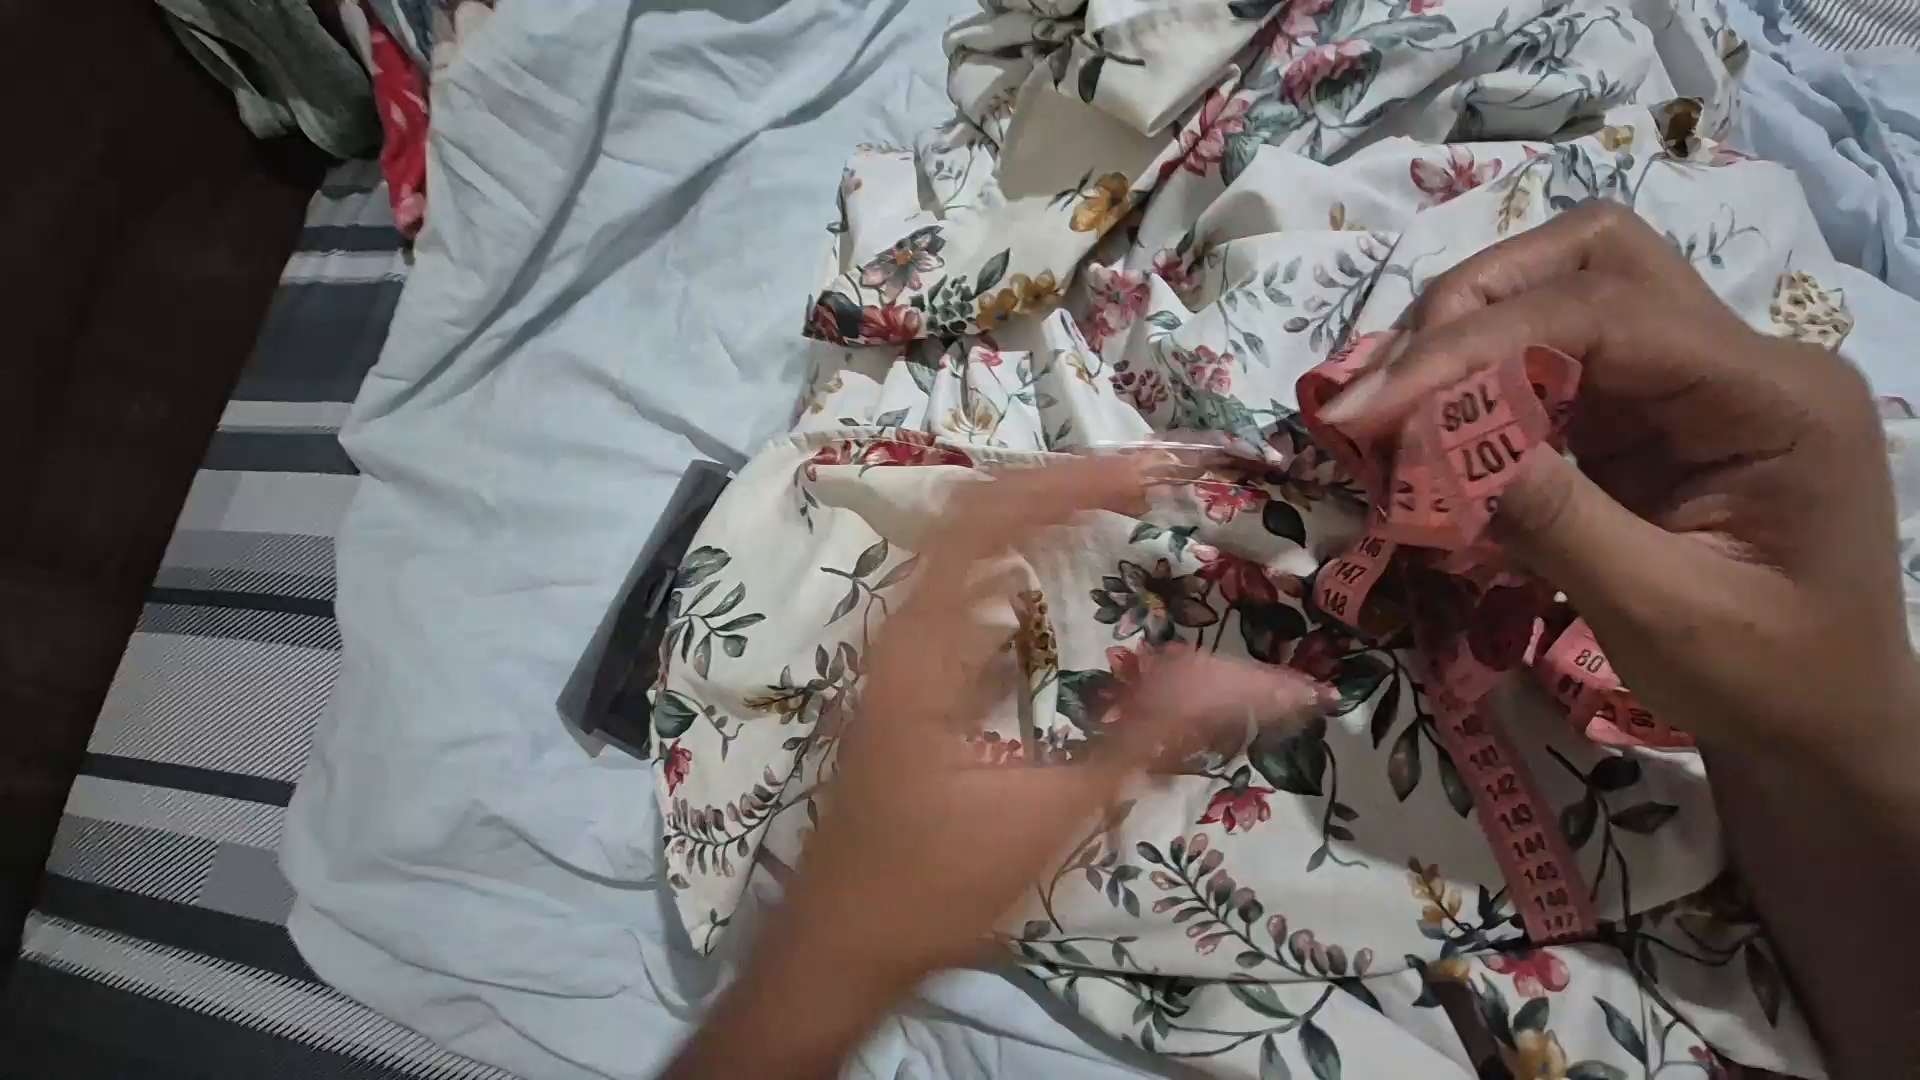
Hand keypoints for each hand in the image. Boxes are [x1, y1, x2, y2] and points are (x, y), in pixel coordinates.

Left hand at [663, 456, 1330, 1079]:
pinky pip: (946, 578)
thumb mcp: (1053, 817)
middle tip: (1139, 477)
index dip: (1075, 483)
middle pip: (971, 511)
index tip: (1151, 469)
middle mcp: (894, 627)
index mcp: (923, 648)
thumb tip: (1261, 678)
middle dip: (1057, 482)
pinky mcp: (892, 667)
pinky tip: (1040, 566)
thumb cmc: (937, 888)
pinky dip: (1002, 552)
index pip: (995, 521)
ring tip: (1105, 501)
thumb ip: (1151, 738)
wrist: (836, 943)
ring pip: (953, 539)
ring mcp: (885, 644)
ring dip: (1028, 510)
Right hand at [1321, 201, 1916, 760]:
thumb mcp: (1658, 610)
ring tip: (1384, 401)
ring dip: (1456, 332)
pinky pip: (1535, 359)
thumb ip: (1554, 521)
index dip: (1471, 346)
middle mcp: (1728, 359)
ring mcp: (1676, 380)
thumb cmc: (1762, 673)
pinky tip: (1418, 422)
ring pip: (1555, 290)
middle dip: (1468, 304)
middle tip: (1383, 383)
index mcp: (1766, 397)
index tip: (1372, 409)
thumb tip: (1436, 448)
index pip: (1603, 313)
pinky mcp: (1629, 410)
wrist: (1813, 713)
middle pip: (1588, 256)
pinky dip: (1462, 378)